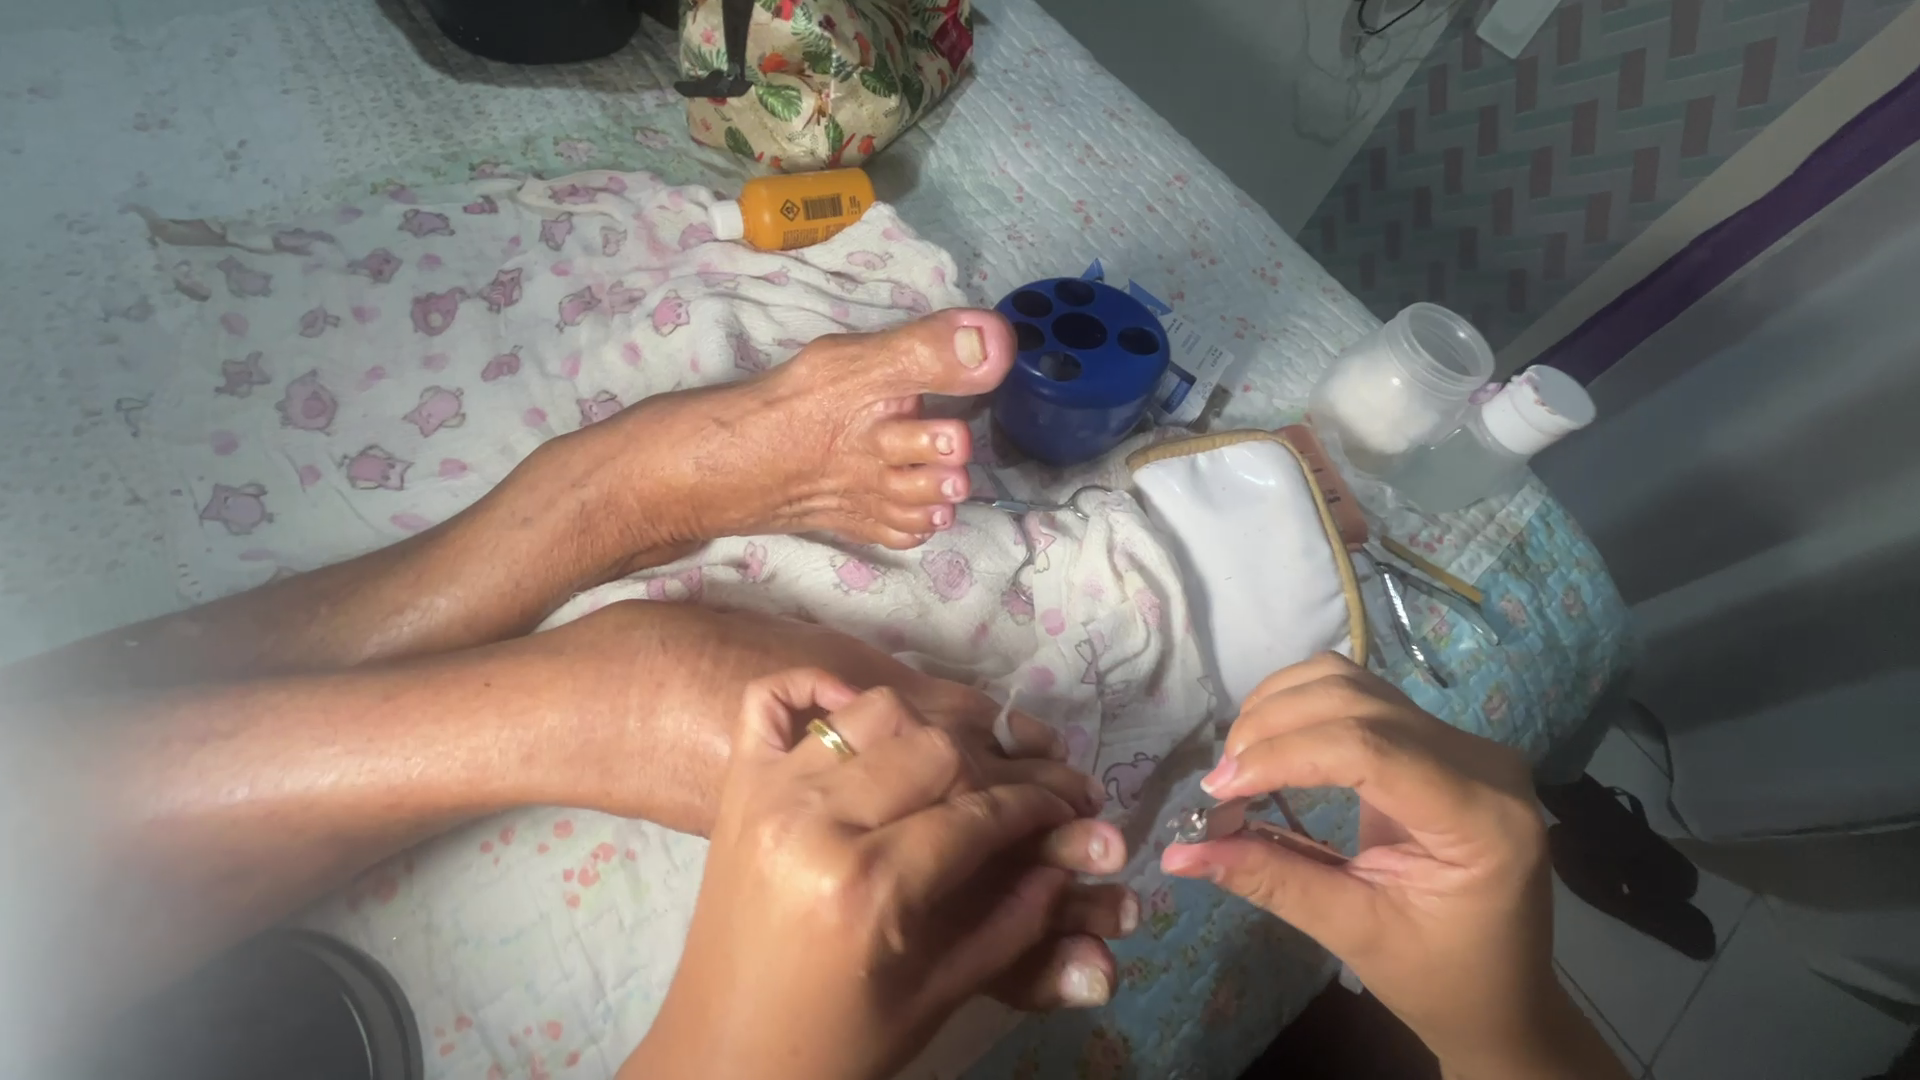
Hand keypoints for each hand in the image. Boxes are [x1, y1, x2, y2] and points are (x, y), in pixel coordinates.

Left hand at [623, 672, 1093, 1079]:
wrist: (722, 1060)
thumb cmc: (835, 1044)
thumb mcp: (938, 997)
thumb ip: (1016, 924)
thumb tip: (1067, 857)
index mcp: (869, 887)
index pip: (979, 813)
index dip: (1036, 806)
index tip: (1067, 804)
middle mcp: (817, 820)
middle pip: (937, 746)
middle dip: (996, 766)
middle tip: (1018, 790)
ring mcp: (770, 790)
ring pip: (876, 710)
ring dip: (929, 727)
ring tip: (954, 763)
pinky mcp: (737, 782)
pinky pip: (775, 697)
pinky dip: (819, 687)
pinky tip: (855, 706)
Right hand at [1160, 654, 1627, 1079]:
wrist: (1502, 994)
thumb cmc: (1440, 977)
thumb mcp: (1353, 933)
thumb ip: (1269, 880)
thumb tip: (1177, 855)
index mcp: (1481, 818)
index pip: (1367, 748)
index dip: (1282, 755)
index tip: (1220, 788)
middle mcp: (1478, 760)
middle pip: (1352, 700)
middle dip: (1270, 728)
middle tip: (1223, 780)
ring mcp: (1457, 740)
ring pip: (1346, 680)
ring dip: (1278, 705)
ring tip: (1241, 758)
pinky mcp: (1429, 736)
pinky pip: (1352, 690)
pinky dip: (1296, 702)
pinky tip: (1270, 739)